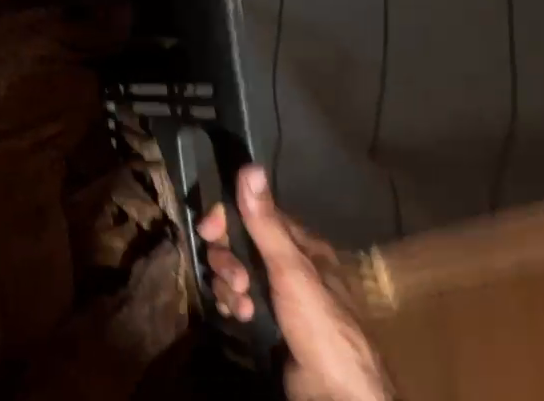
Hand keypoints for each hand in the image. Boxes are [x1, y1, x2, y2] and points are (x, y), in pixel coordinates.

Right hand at [198, 167, 391, 400]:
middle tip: (235, 281)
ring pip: (234, 273)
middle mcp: (290, 266)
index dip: (225, 220)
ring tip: (244, 309)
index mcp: (302, 247)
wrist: (335, 393)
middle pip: (238, 245)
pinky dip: (234, 306)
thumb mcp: (290, 269)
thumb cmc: (319, 324)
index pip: (252, 215)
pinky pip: (237, 299)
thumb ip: (264, 221)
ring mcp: (279, 295)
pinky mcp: (268, 320)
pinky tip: (243, 319)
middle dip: (227, 262)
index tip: (208, 231)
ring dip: (230, 288)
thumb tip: (250, 166)